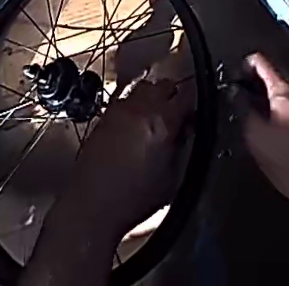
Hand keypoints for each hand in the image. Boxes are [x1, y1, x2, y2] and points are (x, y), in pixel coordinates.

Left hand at [61, 77, 194, 236]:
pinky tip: (135, 124)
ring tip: (155, 117)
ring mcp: (122, 107)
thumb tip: (184, 131)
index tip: (194, 116)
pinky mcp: (107, 113)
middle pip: (165, 85)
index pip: (186, 97)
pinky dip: (135, 104)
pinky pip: (127, 97)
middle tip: (177, 116)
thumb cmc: (135, 198)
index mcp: (163, 122)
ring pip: (145, 87)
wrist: (93, 203)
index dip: (193, 106)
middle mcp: (142, 107)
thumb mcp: (171, 179)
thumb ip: (181, 148)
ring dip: (153, 97)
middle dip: (174, 97)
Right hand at [236, 53, 288, 213]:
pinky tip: (262, 122)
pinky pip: (286, 102)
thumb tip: (231, 89)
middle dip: (250, 78)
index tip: (228, 80)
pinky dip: (271, 104)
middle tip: (234, 92)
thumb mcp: (256, 134)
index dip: (240, 65)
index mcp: (286, 88)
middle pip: (271, 71)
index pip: (260, 60)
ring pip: (279, 87)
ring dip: (260, 92)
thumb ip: (240, 107)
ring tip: (244, 107)